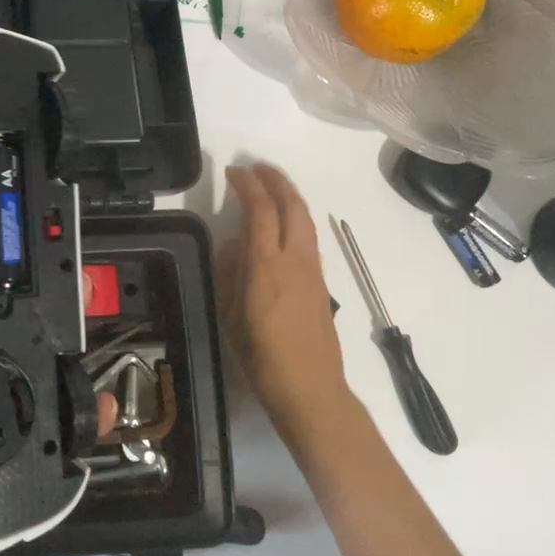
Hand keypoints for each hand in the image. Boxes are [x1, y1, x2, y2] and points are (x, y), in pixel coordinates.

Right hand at [223, 163, 349, 419]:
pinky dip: (295, 217)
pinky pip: (309, 238)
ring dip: (290, 195)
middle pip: (292, 206)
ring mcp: (313, 271)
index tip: (234, 171)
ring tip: (272, 184)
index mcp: (267, 267)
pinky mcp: (321, 284)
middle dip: (276, 180)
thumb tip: (234, 245)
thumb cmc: (263, 358)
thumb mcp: (233, 316)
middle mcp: (295, 261)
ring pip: (306, 220)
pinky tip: (284, 222)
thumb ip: (232, 275)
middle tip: (257, 166)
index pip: (260, 211)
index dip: (248, 185)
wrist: (311, 389)